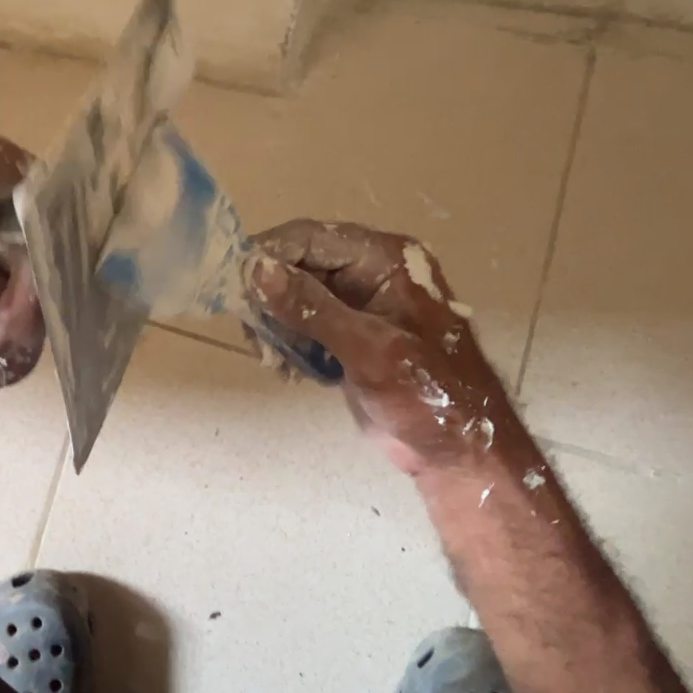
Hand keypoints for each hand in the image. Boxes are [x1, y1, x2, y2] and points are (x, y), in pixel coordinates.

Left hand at [0, 134, 45, 398]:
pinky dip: (7, 194)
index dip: (18, 170)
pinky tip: (23, 229)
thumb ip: (36, 273)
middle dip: (23, 176)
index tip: (54, 194)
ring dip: (17, 185)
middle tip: (53, 213)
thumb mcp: (21, 328)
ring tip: (40, 224)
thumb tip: (53, 221)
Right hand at [247, 219, 511, 474]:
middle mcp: (369, 270)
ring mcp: (358, 301)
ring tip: (272, 358)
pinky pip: (302, 319)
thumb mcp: (368, 350)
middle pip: (297, 263)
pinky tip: (288, 368)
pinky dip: (287, 339)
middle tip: (253, 334)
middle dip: (269, 296)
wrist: (458, 454)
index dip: (268, 257)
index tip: (234, 288)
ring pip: (293, 292)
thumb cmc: (428, 398)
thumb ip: (311, 308)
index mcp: (385, 260)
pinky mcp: (347, 330)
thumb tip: (255, 269)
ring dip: (274, 322)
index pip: (310, 238)